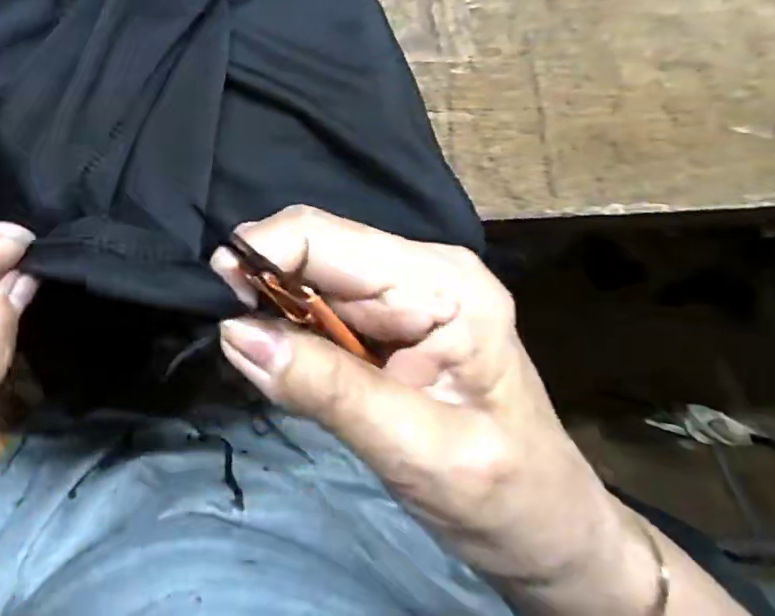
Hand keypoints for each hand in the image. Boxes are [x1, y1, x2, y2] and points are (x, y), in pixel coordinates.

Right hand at [211, 206, 744, 615]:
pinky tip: (289, 368)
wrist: (554, 536)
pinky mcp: (389, 324)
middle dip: (265, 285)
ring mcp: (405, 295)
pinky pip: (320, 311)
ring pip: (311, 279)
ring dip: (275, 314)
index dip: (265, 252)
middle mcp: (420, 271)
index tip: (220, 295)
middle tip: (236, 340)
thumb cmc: (511, 500)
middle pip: (316, 250)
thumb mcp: (423, 453)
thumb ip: (329, 390)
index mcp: (442, 283)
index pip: (329, 237)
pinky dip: (292, 335)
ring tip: (266, 367)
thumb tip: (237, 333)